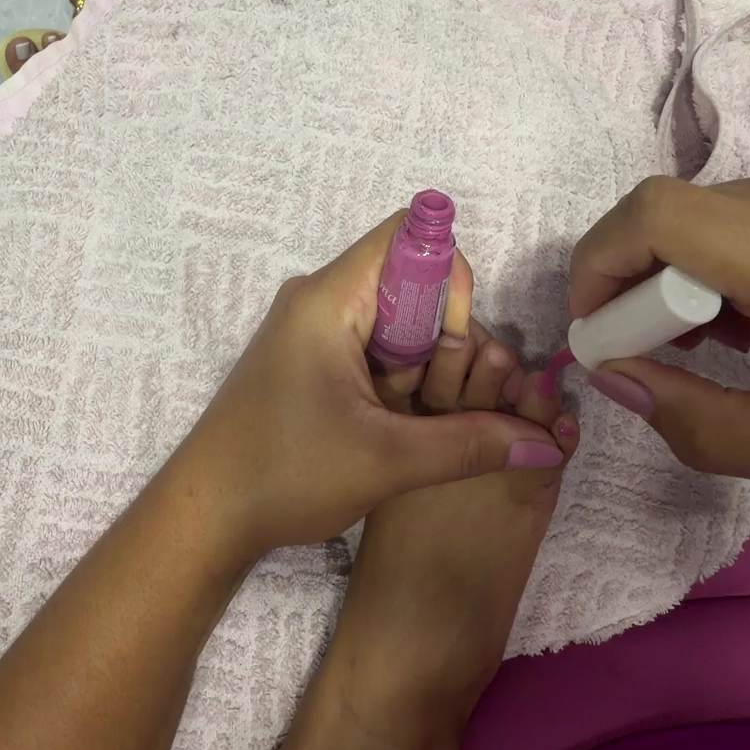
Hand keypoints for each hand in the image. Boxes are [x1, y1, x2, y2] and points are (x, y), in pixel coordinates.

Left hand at [168, 212, 564, 556]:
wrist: (206, 513)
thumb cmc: (285, 473)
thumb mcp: (388, 460)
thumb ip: (472, 443)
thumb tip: (543, 441)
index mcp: (329, 297)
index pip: (409, 236)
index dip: (447, 277)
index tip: (452, 343)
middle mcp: (319, 297)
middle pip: (409, 280)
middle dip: (438, 336)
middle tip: (431, 398)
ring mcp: (313, 328)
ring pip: (396, 319)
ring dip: (419, 366)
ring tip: (406, 421)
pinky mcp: (312, 358)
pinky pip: (374, 345)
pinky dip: (397, 378)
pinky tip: (392, 424)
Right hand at [567, 149, 749, 499]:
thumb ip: (702, 426)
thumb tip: (609, 374)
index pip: (666, 219)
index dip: (601, 261)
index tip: (599, 326)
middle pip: (666, 213)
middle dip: (630, 280)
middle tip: (653, 345)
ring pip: (693, 208)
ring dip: (669, 268)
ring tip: (711, 332)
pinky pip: (729, 202)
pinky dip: (707, 251)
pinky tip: (749, 302)